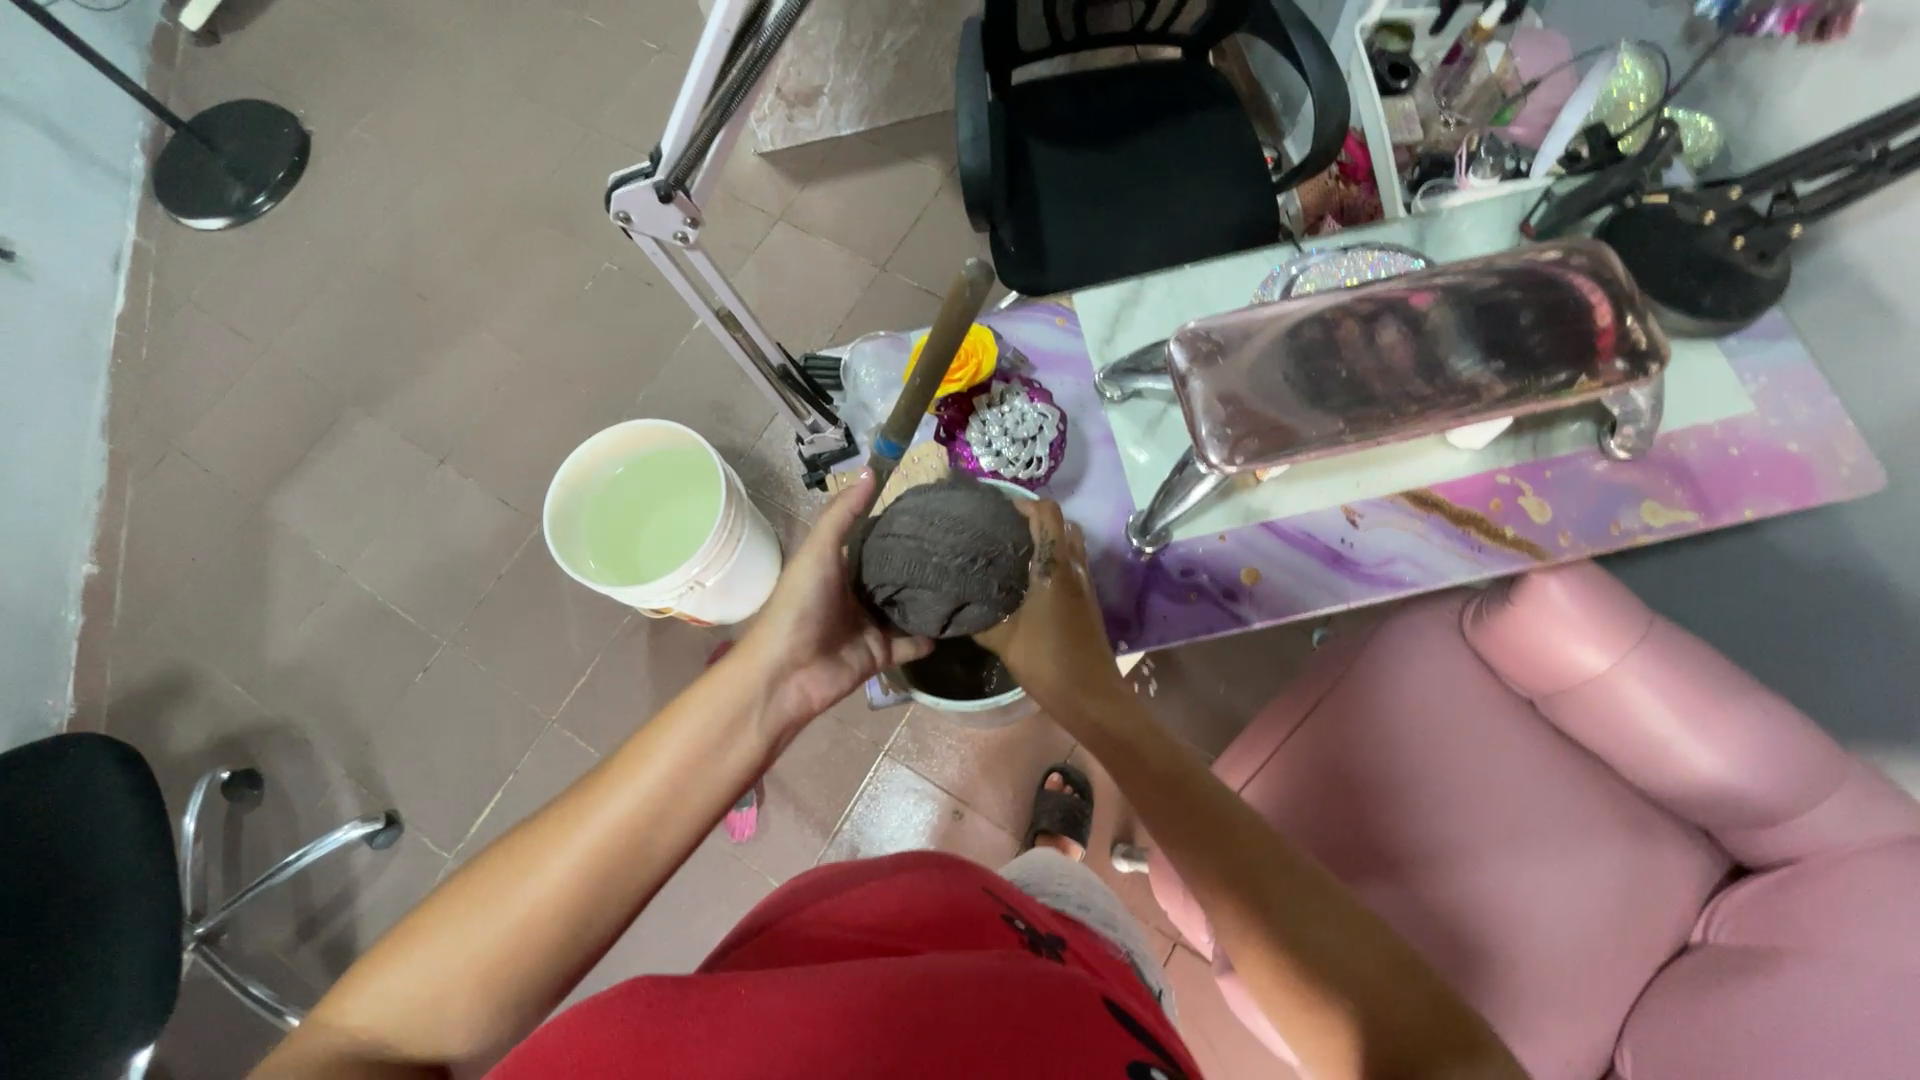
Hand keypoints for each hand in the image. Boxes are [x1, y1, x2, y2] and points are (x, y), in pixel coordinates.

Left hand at [734, 470, 932, 742]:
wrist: (787, 674)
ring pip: (906, 608)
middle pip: (893, 574)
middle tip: (958, 542)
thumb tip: (870, 469)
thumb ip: (842, 514)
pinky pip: (912, 644)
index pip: (871, 540)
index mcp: (837, 567)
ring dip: (928, 598)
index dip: (895, 525)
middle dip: (919, 563)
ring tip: (965, 577)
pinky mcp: (881, 653)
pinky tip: (956, 621)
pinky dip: (930, 637)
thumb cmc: (798, 606)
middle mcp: (854, 593)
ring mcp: (869, 624)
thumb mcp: (818, 552)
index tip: (929, 508)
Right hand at [975, 500, 1123, 702]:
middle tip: (1005, 530)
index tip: (998, 511)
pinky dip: (1055, 561)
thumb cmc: (1047, 662)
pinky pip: (1073, 566)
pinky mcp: (1088, 601)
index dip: (1025, 505)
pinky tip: (1030, 580)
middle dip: (1037, 520)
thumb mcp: (1003, 641)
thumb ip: (979, 620)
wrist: (1091, 696)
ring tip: (1014, 552)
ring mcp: (1085, 585)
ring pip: (1071, 545)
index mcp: (1054, 569)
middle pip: (1063, 525)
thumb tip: (954, 608)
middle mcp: (1074, 569)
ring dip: (1048, 541)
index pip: (1048, 515)